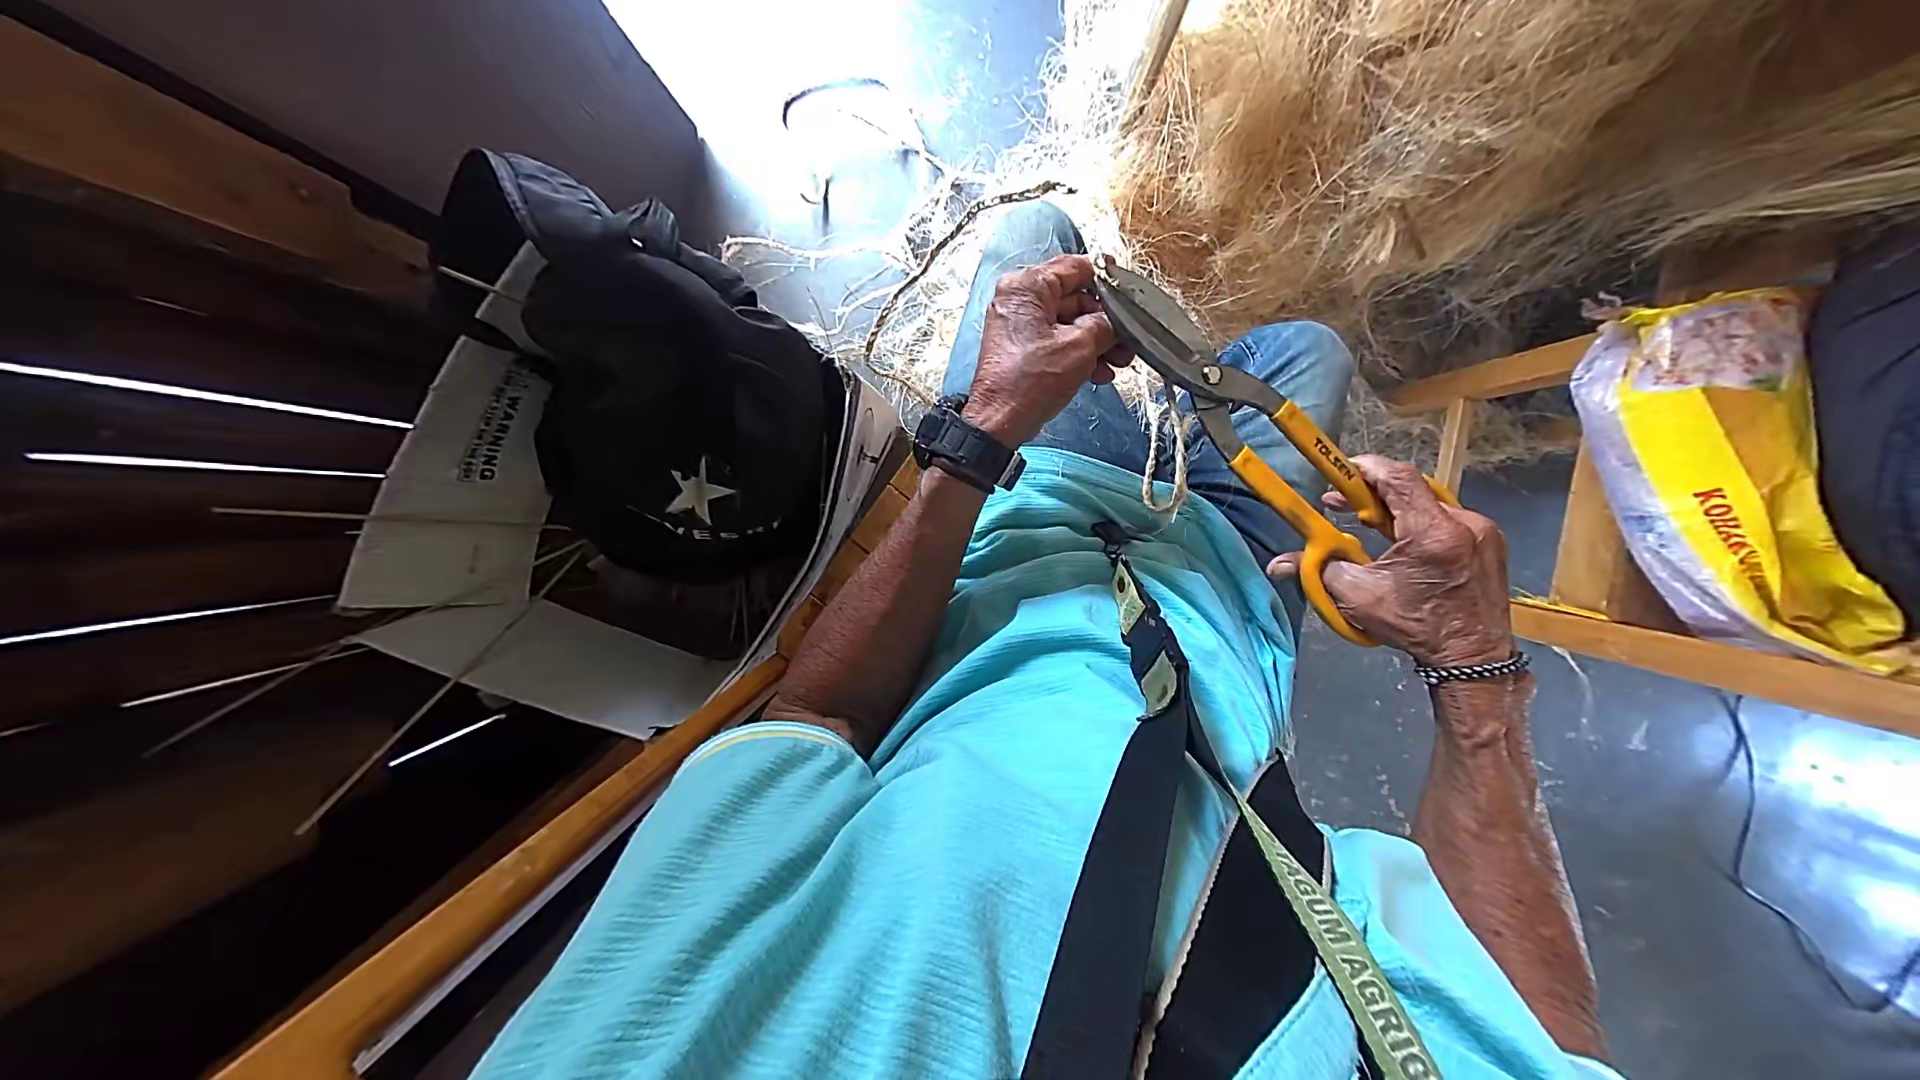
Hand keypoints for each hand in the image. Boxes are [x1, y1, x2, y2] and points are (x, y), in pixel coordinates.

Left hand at [963, 254, 1123, 445]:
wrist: (1000, 422)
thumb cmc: (1031, 382)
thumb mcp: (1080, 346)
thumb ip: (1105, 324)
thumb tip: (1118, 320)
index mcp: (1027, 286)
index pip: (1077, 268)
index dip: (1108, 284)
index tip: (1130, 302)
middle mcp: (1020, 300)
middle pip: (1076, 299)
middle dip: (1106, 324)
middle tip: (1128, 343)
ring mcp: (1021, 326)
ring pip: (1070, 324)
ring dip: (1098, 343)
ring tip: (1118, 363)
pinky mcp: (1024, 349)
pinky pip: (1059, 342)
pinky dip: (1080, 355)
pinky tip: (1099, 374)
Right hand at [1267, 456, 1512, 666]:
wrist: (1472, 657)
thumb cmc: (1413, 626)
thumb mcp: (1357, 596)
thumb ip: (1316, 569)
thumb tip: (1277, 565)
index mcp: (1432, 533)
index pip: (1398, 478)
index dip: (1366, 467)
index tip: (1338, 469)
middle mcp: (1464, 523)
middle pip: (1411, 487)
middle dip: (1371, 490)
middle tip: (1339, 502)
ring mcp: (1482, 531)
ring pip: (1428, 502)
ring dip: (1393, 506)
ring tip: (1364, 521)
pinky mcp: (1488, 542)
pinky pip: (1445, 517)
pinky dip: (1416, 519)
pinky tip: (1396, 538)